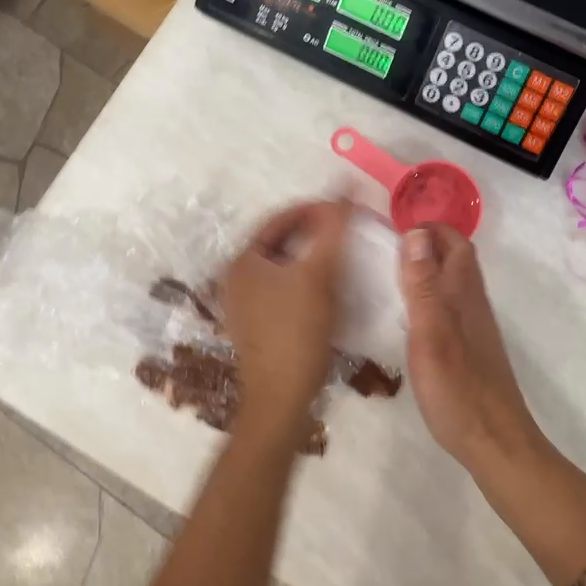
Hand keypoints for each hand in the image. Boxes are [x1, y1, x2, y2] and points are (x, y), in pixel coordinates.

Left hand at [221, 199, 349, 440]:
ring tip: (345, 259)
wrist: (281, 400)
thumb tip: (347, 185)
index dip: (316, 209)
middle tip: (349, 233)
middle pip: (282, 241)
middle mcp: (236, 279)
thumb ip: (335, 227)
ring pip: (285, 267)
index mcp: (243, 260)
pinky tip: (331, 291)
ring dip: (314, 259)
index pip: (281, 218)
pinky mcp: (257, 327)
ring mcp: (244, 305)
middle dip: (317, 233)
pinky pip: (284, 290)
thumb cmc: (297, 331)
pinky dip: (307, 282)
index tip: (347, 211)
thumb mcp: (321, 274)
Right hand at [398, 224, 548, 472]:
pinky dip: (429, 297)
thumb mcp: (430, 334)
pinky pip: (449, 307)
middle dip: (427, 244)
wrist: (495, 443)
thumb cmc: (458, 389)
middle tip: (385, 248)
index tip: (393, 226)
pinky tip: (408, 317)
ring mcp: (474, 328)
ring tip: (389, 276)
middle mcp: (473, 304)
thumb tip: (416, 233)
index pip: (455, 242)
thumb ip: (423, 285)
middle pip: (456, 260)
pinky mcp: (470, 350)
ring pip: (453, 284)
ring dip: (427, 270)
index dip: (430, 227)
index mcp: (464, 294)